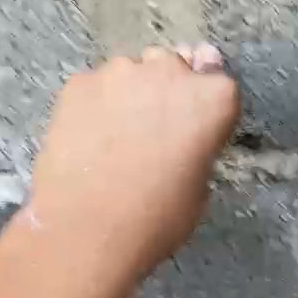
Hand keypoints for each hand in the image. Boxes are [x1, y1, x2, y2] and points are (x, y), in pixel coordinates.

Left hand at [25, 45, 238, 282]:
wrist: (86, 230)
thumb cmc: (157, 217)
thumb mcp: (199, 183)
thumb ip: (197, 141)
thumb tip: (182, 133)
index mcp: (213, 97)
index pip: (218, 84)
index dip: (204, 108)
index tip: (192, 129)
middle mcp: (170, 71)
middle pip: (173, 66)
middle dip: (167, 90)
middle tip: (153, 129)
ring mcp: (121, 72)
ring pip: (130, 72)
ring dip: (130, 93)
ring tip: (115, 136)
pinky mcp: (80, 82)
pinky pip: (94, 86)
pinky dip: (94, 104)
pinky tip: (87, 137)